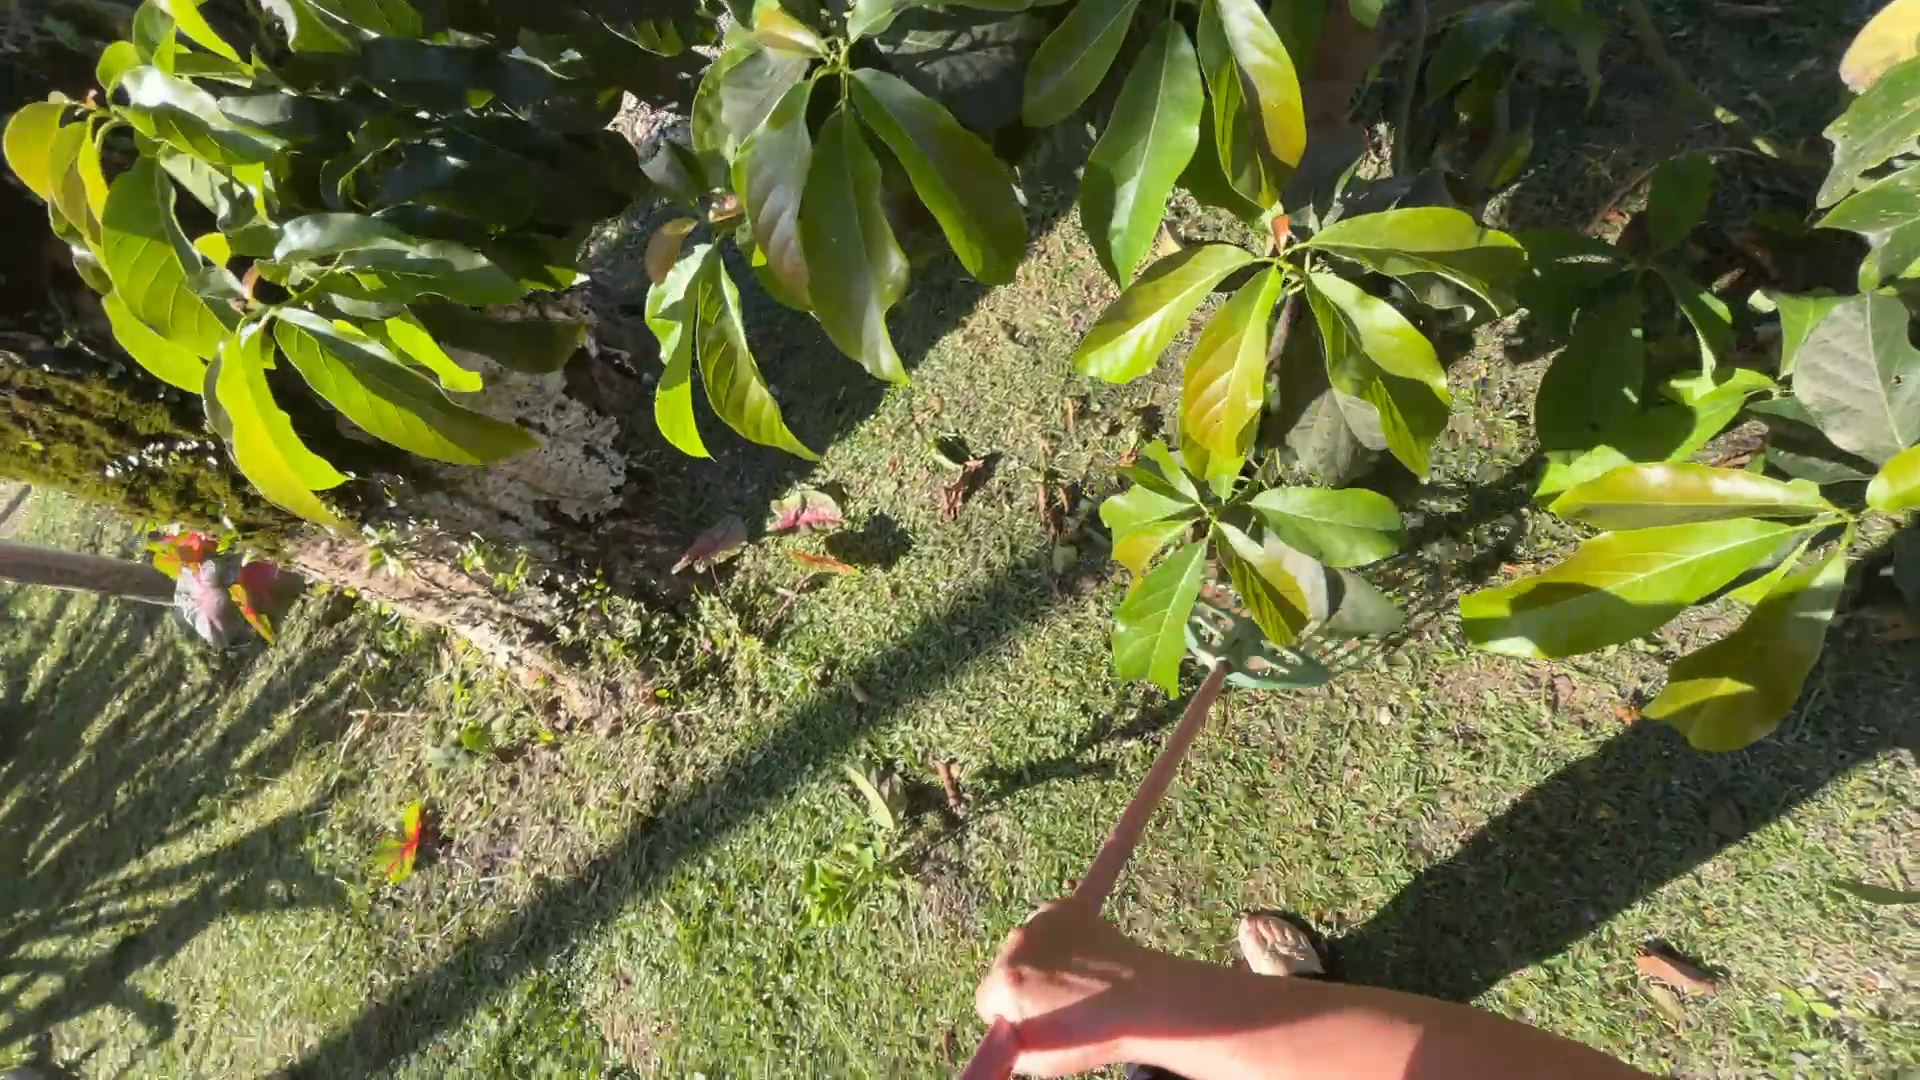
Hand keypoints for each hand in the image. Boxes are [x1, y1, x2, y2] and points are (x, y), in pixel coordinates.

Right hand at [973, 899, 1163, 1076]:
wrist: (1141, 996)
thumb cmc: (1094, 1034)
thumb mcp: (1040, 1060)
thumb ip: (1010, 1043)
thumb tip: (1002, 1033)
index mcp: (1005, 982)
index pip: (986, 1001)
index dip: (1009, 1016)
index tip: (1033, 1022)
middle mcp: (1015, 943)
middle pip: (1005, 967)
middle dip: (1023, 982)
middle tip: (1057, 1001)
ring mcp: (1039, 920)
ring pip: (1026, 944)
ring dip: (1039, 957)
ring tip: (1075, 980)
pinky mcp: (1061, 906)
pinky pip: (1047, 923)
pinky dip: (1058, 937)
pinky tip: (1081, 956)